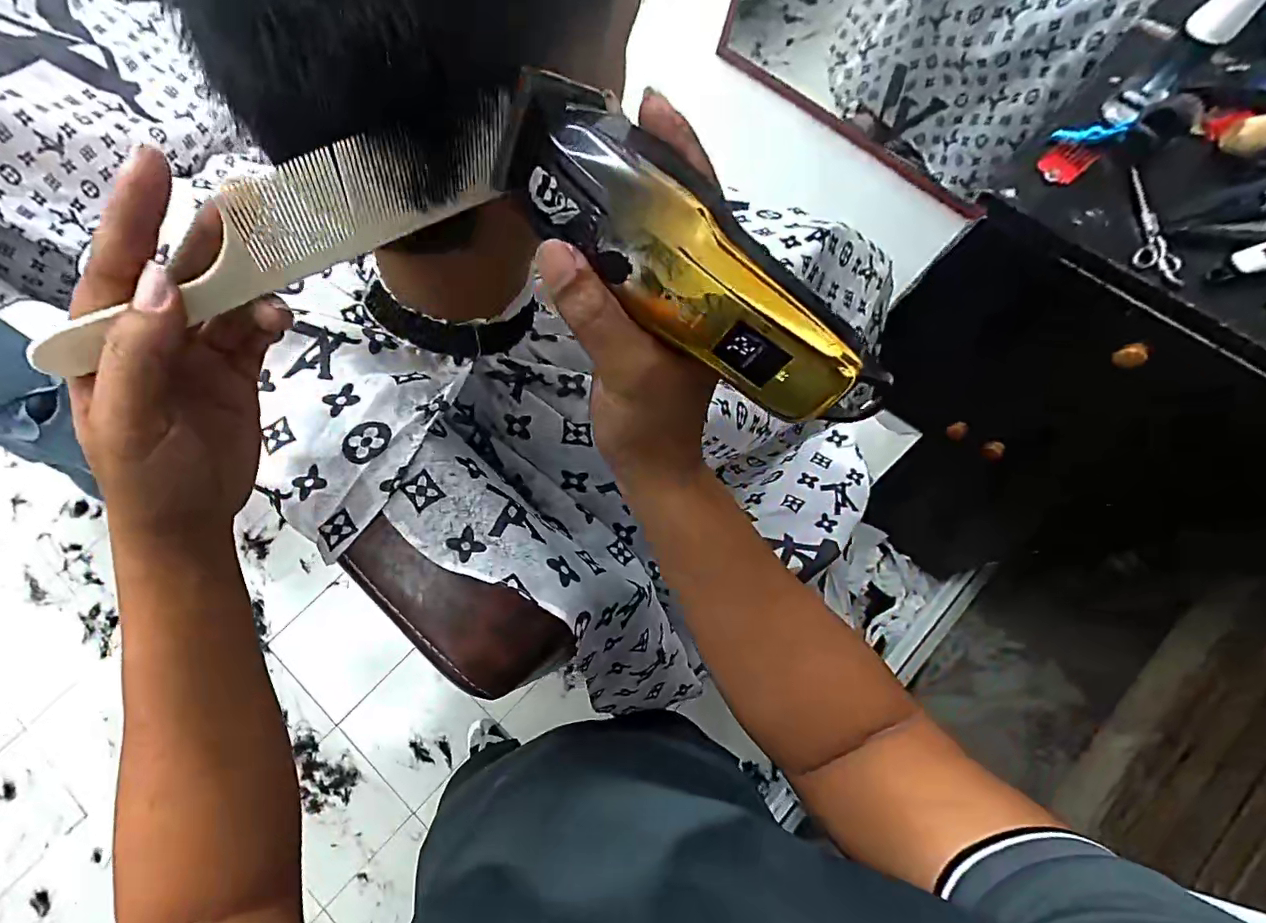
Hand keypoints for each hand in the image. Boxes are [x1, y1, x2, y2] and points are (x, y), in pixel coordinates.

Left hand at [68, 146, 292, 545]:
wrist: (190, 523)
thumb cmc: (144, 479)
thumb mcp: (129, 423)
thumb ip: (138, 353)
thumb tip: (162, 283)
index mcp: (105, 341)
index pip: (114, 268)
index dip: (131, 215)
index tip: (152, 164)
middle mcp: (149, 336)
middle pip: (175, 272)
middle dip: (202, 240)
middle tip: (236, 207)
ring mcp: (195, 352)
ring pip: (222, 298)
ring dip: (245, 280)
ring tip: (271, 261)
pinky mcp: (234, 371)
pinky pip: (253, 332)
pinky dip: (268, 319)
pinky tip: (279, 319)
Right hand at [536, 90, 720, 490]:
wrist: (653, 468)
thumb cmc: (651, 425)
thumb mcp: (626, 369)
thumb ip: (595, 313)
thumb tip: (554, 249)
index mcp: (712, 294)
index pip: (706, 209)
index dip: (683, 155)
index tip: (651, 110)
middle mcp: (699, 290)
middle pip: (681, 215)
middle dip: (650, 170)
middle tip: (608, 130)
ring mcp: (673, 305)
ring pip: (654, 243)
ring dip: (627, 205)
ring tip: (591, 166)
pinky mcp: (648, 321)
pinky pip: (630, 272)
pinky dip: (608, 247)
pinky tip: (582, 229)